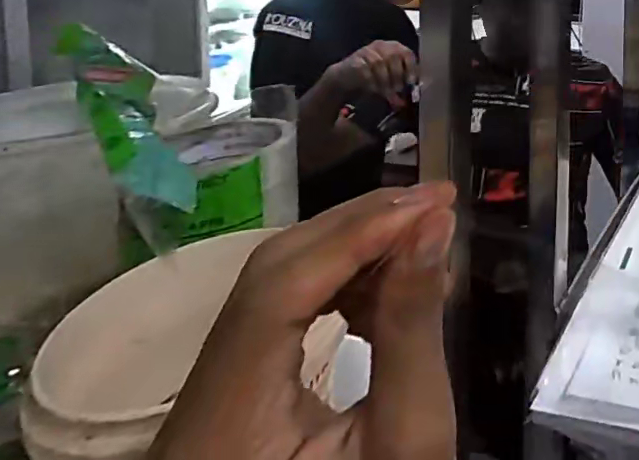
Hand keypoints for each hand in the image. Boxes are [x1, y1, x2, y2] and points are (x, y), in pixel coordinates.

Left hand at [150, 183, 458, 459]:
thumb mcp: (407, 436)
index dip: (357, 235)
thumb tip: (435, 225)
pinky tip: (388, 274)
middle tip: (436, 201)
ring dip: (356, 243)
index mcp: (228, 419)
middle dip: (361, 224)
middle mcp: (202, 392)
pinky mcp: (237, 381)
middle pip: (275, 269)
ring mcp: (214, 385)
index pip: (280, 288)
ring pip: (280, 276)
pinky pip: (286, 301)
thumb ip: (413, 328)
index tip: (433, 204)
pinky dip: (343, 274)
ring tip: (423, 232)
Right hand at [325, 40, 417, 106]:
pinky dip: (371, 81)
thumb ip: (397, 85)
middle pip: (394, 56)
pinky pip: (365, 70)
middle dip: (397, 75)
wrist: (343, 77)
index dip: (411, 67)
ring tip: (387, 93)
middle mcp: (381, 46)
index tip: (411, 82)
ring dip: (385, 80)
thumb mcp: (388, 79)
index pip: (407, 53)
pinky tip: (374, 90)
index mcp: (393, 47)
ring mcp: (366, 51)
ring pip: (379, 63)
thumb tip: (404, 102)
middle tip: (398, 90)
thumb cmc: (371, 77)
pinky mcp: (354, 60)